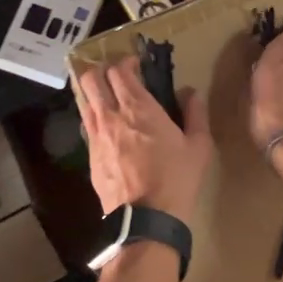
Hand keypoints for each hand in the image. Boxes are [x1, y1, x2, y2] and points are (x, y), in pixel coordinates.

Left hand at [76, 56, 212, 222]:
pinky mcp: (90, 156)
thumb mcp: (198, 146)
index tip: (137, 65)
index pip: (119, 71)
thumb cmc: (176, 179)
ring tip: (110, 99)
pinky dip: (95, 118)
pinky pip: (87, 126)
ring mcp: (96, 136)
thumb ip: (195, 114)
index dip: (126, 62)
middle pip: (92, 79)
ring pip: (84, 101)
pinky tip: (109, 128)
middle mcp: (111, 117)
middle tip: (118, 77)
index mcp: (139, 109)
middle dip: (102, 71)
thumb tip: (190, 92)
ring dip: (95, 93)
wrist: (146, 219)